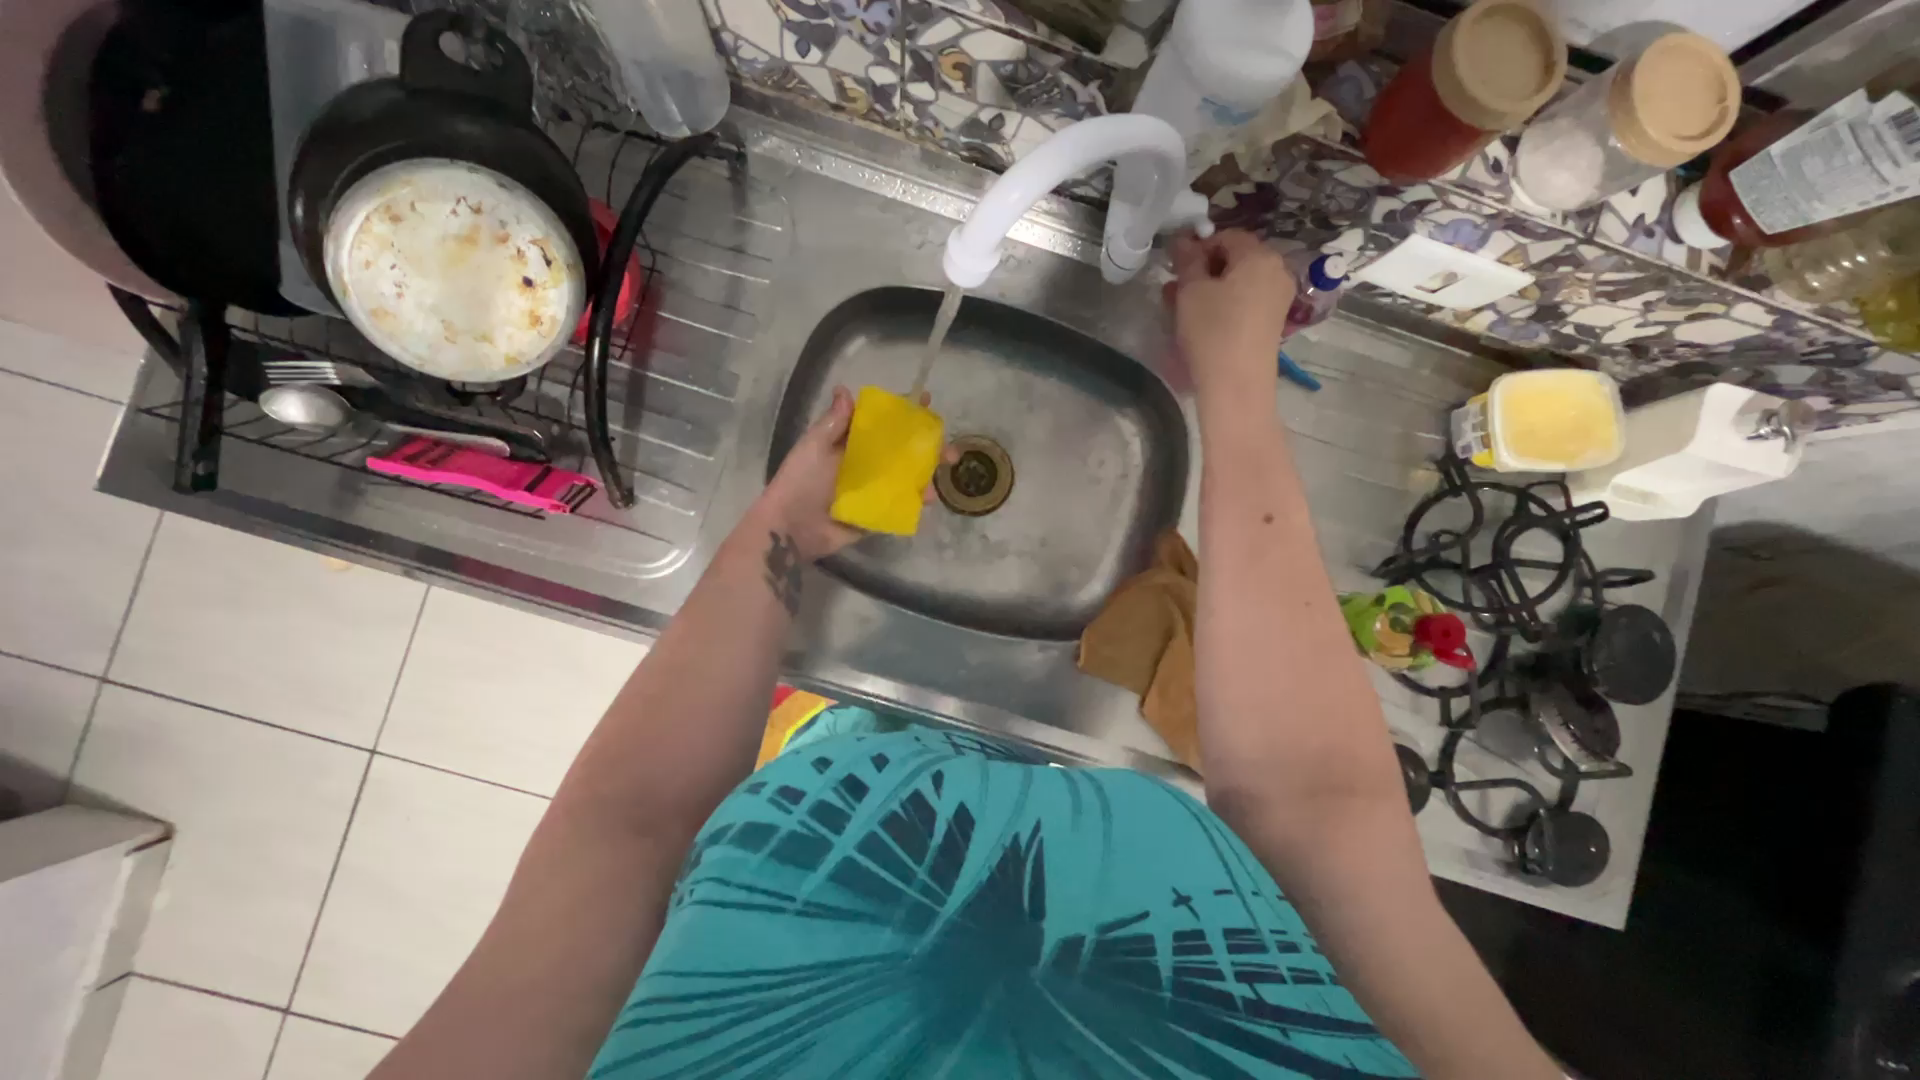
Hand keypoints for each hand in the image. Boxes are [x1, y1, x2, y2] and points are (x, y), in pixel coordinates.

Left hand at [752, 385, 954, 561]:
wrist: (791, 528)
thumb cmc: (800, 482)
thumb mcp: (814, 446)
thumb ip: (833, 422)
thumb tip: (845, 390)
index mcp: (850, 445)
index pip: (882, 424)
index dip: (904, 412)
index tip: (926, 401)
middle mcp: (865, 465)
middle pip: (903, 451)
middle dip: (928, 448)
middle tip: (948, 450)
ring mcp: (873, 491)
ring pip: (907, 478)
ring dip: (927, 474)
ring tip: (941, 474)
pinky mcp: (876, 515)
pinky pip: (901, 505)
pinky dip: (917, 501)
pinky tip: (930, 497)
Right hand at [1165, 230, 1292, 402]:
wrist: (1237, 385)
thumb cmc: (1212, 331)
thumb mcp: (1191, 290)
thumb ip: (1187, 260)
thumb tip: (1184, 241)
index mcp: (1260, 256)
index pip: (1227, 236)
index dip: (1198, 245)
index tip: (1175, 264)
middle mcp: (1276, 272)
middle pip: (1236, 259)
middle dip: (1203, 269)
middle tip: (1174, 285)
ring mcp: (1277, 298)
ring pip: (1238, 282)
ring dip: (1209, 288)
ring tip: (1179, 305)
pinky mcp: (1271, 322)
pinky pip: (1245, 301)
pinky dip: (1223, 304)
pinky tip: (1200, 319)